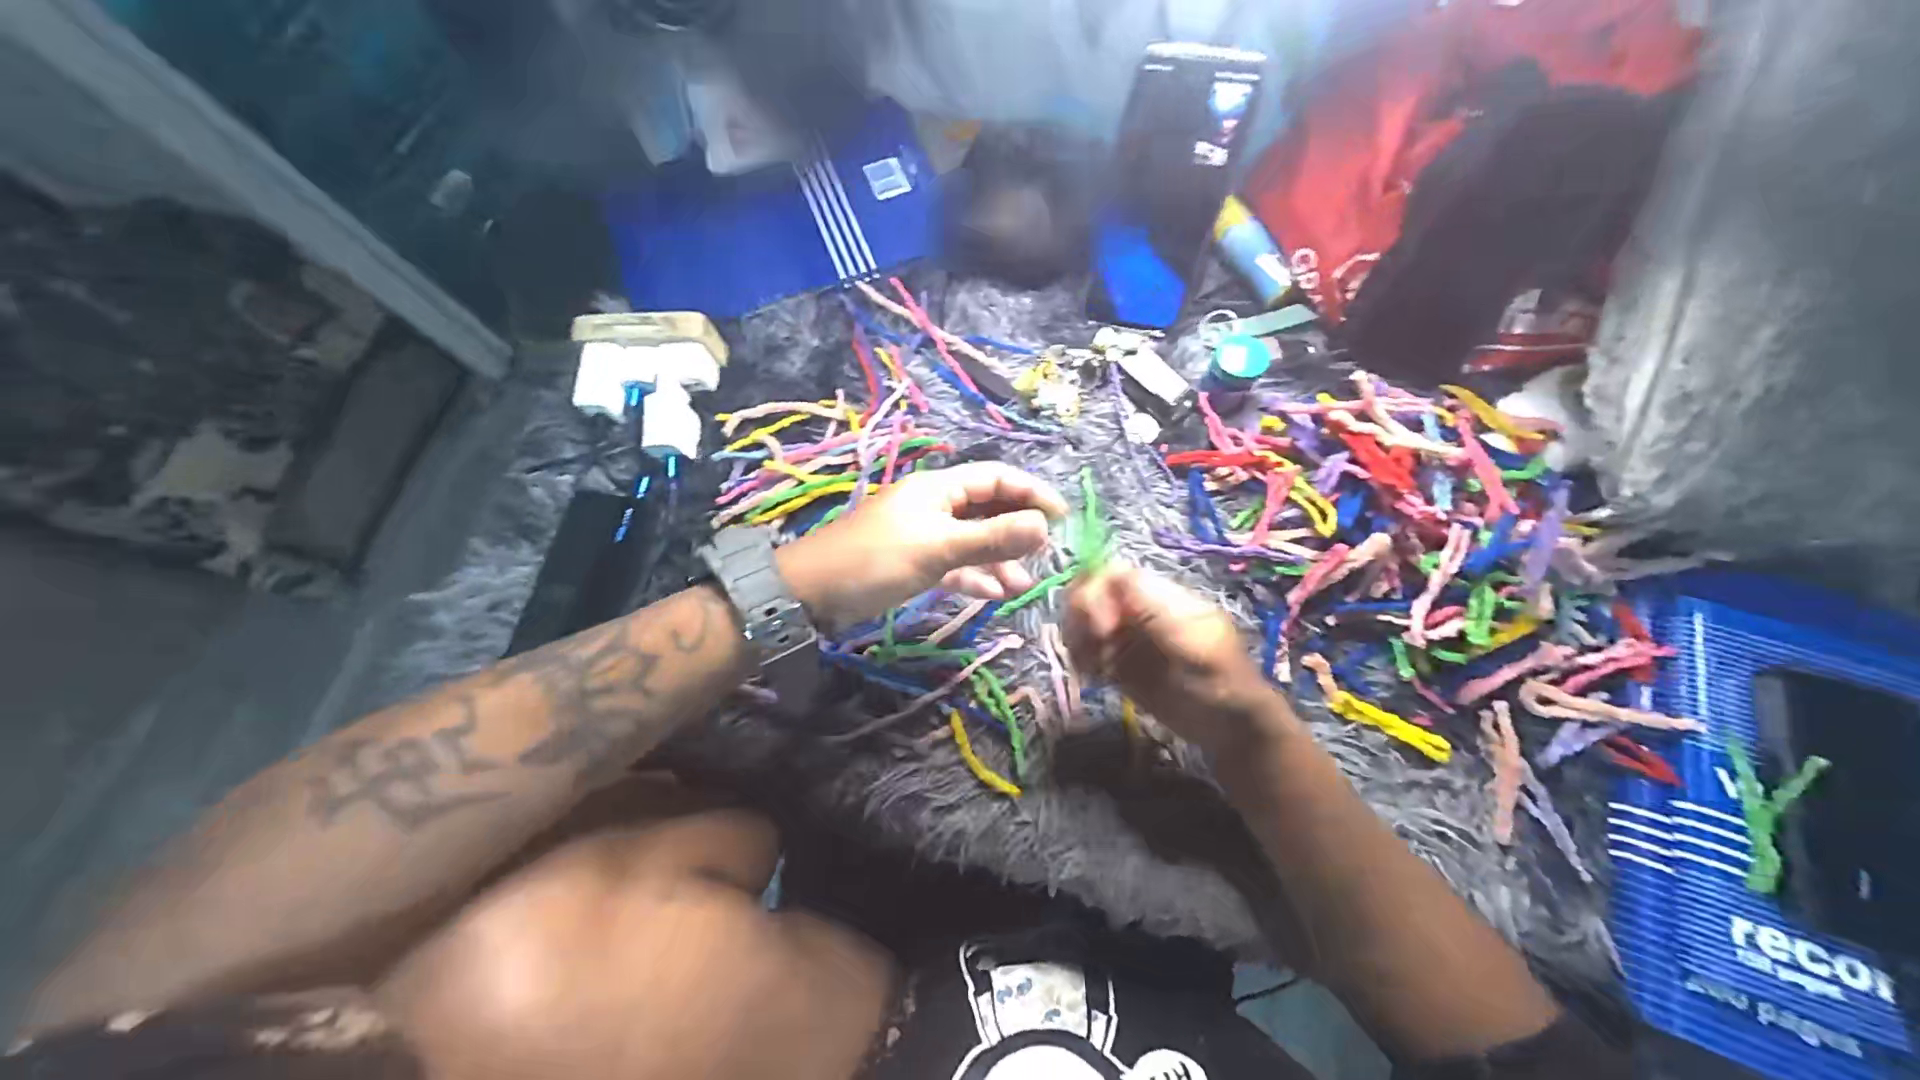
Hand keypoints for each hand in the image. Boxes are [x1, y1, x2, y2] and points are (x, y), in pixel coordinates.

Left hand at [774, 462, 1068, 627]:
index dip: (1032, 493)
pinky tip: (996, 593)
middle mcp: (934, 506)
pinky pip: (955, 564)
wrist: (812, 593)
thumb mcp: (938, 548)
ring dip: (999, 559)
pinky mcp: (915, 563)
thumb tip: (1045, 527)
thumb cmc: (876, 561)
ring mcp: (924, 535)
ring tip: (1024, 585)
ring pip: (973, 541)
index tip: (1062, 517)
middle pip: (988, 509)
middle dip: (1018, 530)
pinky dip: (975, 576)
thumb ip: (991, 538)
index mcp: (939, 488)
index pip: (996, 478)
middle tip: (1046, 555)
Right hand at [1065, 564, 1288, 752]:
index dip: (1096, 592)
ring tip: (1091, 668)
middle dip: (1081, 617)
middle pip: (1090, 593)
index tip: (1102, 627)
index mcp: (1159, 598)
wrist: (1231, 729)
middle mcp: (1136, 611)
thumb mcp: (1193, 642)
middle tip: (1091, 650)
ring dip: (1077, 640)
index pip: (1112, 574)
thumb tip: (1116, 571)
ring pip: (1082, 622)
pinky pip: (1085, 651)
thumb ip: (1153, 608)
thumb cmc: (1221, 680)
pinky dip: (1081, 660)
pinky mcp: (1117, 665)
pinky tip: (1093, 677)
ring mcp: (1125, 638)